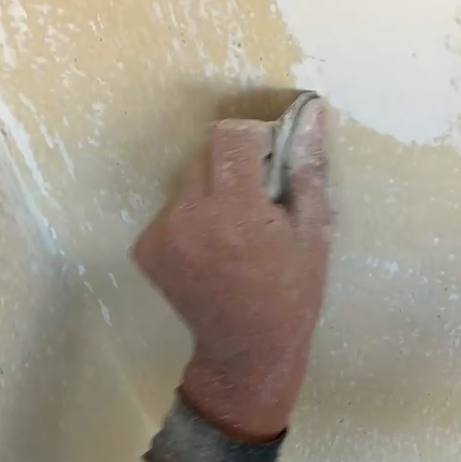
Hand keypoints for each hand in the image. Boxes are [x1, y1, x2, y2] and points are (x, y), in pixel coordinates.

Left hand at [132, 100, 333, 442]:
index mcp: (236, 212)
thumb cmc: (292, 290)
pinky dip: (195, 212)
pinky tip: (215, 243)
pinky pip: (173, 205)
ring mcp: (161, 233)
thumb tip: (313, 111)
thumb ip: (307, 167)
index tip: (272, 163)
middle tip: (258, 196)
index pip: (231, 134)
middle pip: (206, 149)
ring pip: (189, 176)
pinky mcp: (145, 247)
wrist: (247, 350)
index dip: (256, 138)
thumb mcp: (315, 229)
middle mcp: (190, 217)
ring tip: (237, 225)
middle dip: (235, 161)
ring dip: (214, 185)